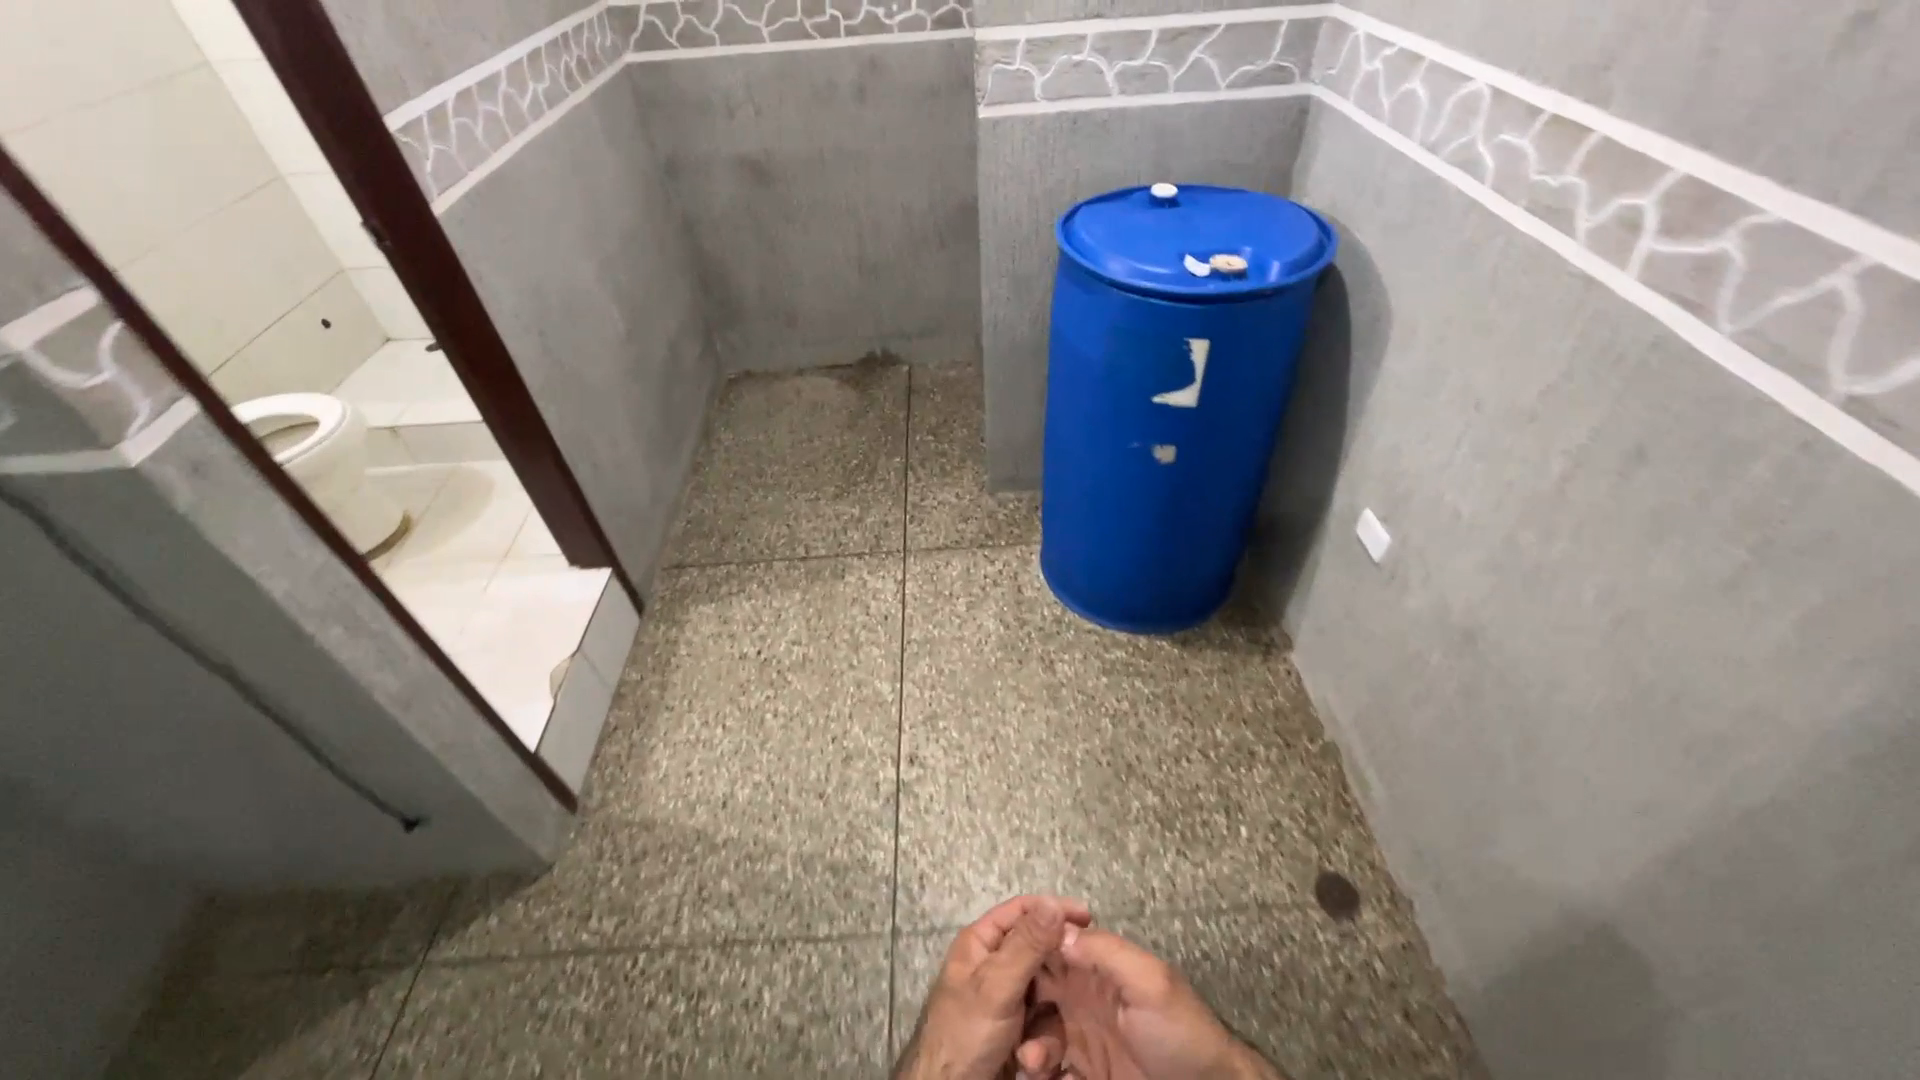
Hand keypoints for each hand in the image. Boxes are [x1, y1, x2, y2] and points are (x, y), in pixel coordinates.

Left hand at [894, 896, 1092, 1079]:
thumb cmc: (966, 1034)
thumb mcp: (996, 986)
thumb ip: (1026, 945)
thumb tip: (1053, 902)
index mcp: (981, 943)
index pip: (1022, 910)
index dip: (1053, 909)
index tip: (1088, 919)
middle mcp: (995, 965)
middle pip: (1041, 953)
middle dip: (1059, 979)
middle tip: (1082, 987)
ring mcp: (1008, 999)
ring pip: (1049, 993)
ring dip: (1049, 1024)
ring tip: (1036, 1051)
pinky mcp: (1019, 1029)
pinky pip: (1046, 1024)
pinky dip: (1044, 1044)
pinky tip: (1033, 1062)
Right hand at [1016, 927, 1284, 1079]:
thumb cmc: (1182, 1034)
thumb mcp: (1151, 983)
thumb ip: (1107, 953)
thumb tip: (1058, 933)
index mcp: (1098, 966)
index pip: (1051, 945)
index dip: (1025, 949)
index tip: (1003, 964)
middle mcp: (1083, 995)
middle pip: (1034, 987)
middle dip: (1016, 1001)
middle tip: (1009, 1021)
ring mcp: (1081, 1034)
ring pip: (1035, 1028)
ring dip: (1027, 1041)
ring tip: (1034, 1062)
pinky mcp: (1082, 1069)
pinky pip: (1046, 1064)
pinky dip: (1036, 1068)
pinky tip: (1039, 1074)